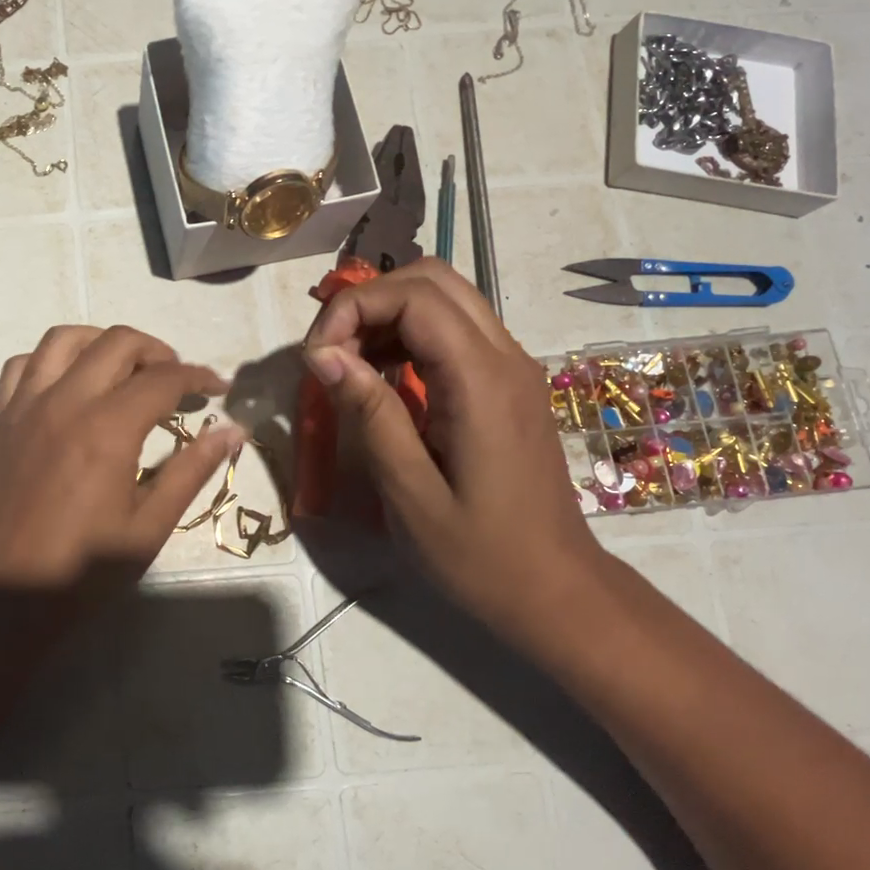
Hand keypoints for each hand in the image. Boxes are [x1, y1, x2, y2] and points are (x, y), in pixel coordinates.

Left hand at [0, 325, 244, 594]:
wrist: (3, 599)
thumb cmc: (82, 573)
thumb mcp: (149, 527)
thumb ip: (191, 471)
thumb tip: (232, 430)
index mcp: (107, 429)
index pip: (163, 379)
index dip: (198, 377)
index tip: (217, 388)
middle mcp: (64, 402)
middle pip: (116, 343)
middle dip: (156, 352)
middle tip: (175, 381)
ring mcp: (23, 406)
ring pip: (64, 339)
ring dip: (101, 343)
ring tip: (123, 370)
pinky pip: (22, 365)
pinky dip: (51, 360)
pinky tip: (67, 386)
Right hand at [301, 259, 604, 631]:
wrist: (554, 590)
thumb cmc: (478, 554)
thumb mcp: (409, 493)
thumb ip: (370, 414)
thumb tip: (323, 354)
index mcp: (482, 382)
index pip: (415, 296)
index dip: (353, 309)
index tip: (316, 357)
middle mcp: (505, 358)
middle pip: (433, 279)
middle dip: (369, 300)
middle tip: (329, 353)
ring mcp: (512, 369)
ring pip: (445, 299)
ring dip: (387, 315)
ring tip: (348, 366)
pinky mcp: (507, 385)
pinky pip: (454, 331)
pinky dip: (408, 335)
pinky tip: (381, 380)